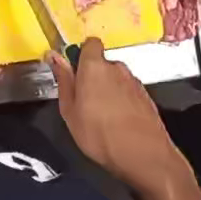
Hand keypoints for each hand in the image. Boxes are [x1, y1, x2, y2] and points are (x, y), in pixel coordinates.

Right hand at [49, 38, 200, 199]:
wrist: (144, 156)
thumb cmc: (99, 134)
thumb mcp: (70, 110)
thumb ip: (63, 80)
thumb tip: (54, 56)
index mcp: (95, 67)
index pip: (90, 43)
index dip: (80, 54)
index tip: (72, 72)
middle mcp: (117, 68)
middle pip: (102, 64)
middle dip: (92, 77)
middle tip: (82, 102)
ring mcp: (135, 82)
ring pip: (115, 79)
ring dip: (107, 91)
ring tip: (100, 117)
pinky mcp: (147, 97)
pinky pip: (128, 92)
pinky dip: (121, 102)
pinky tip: (116, 123)